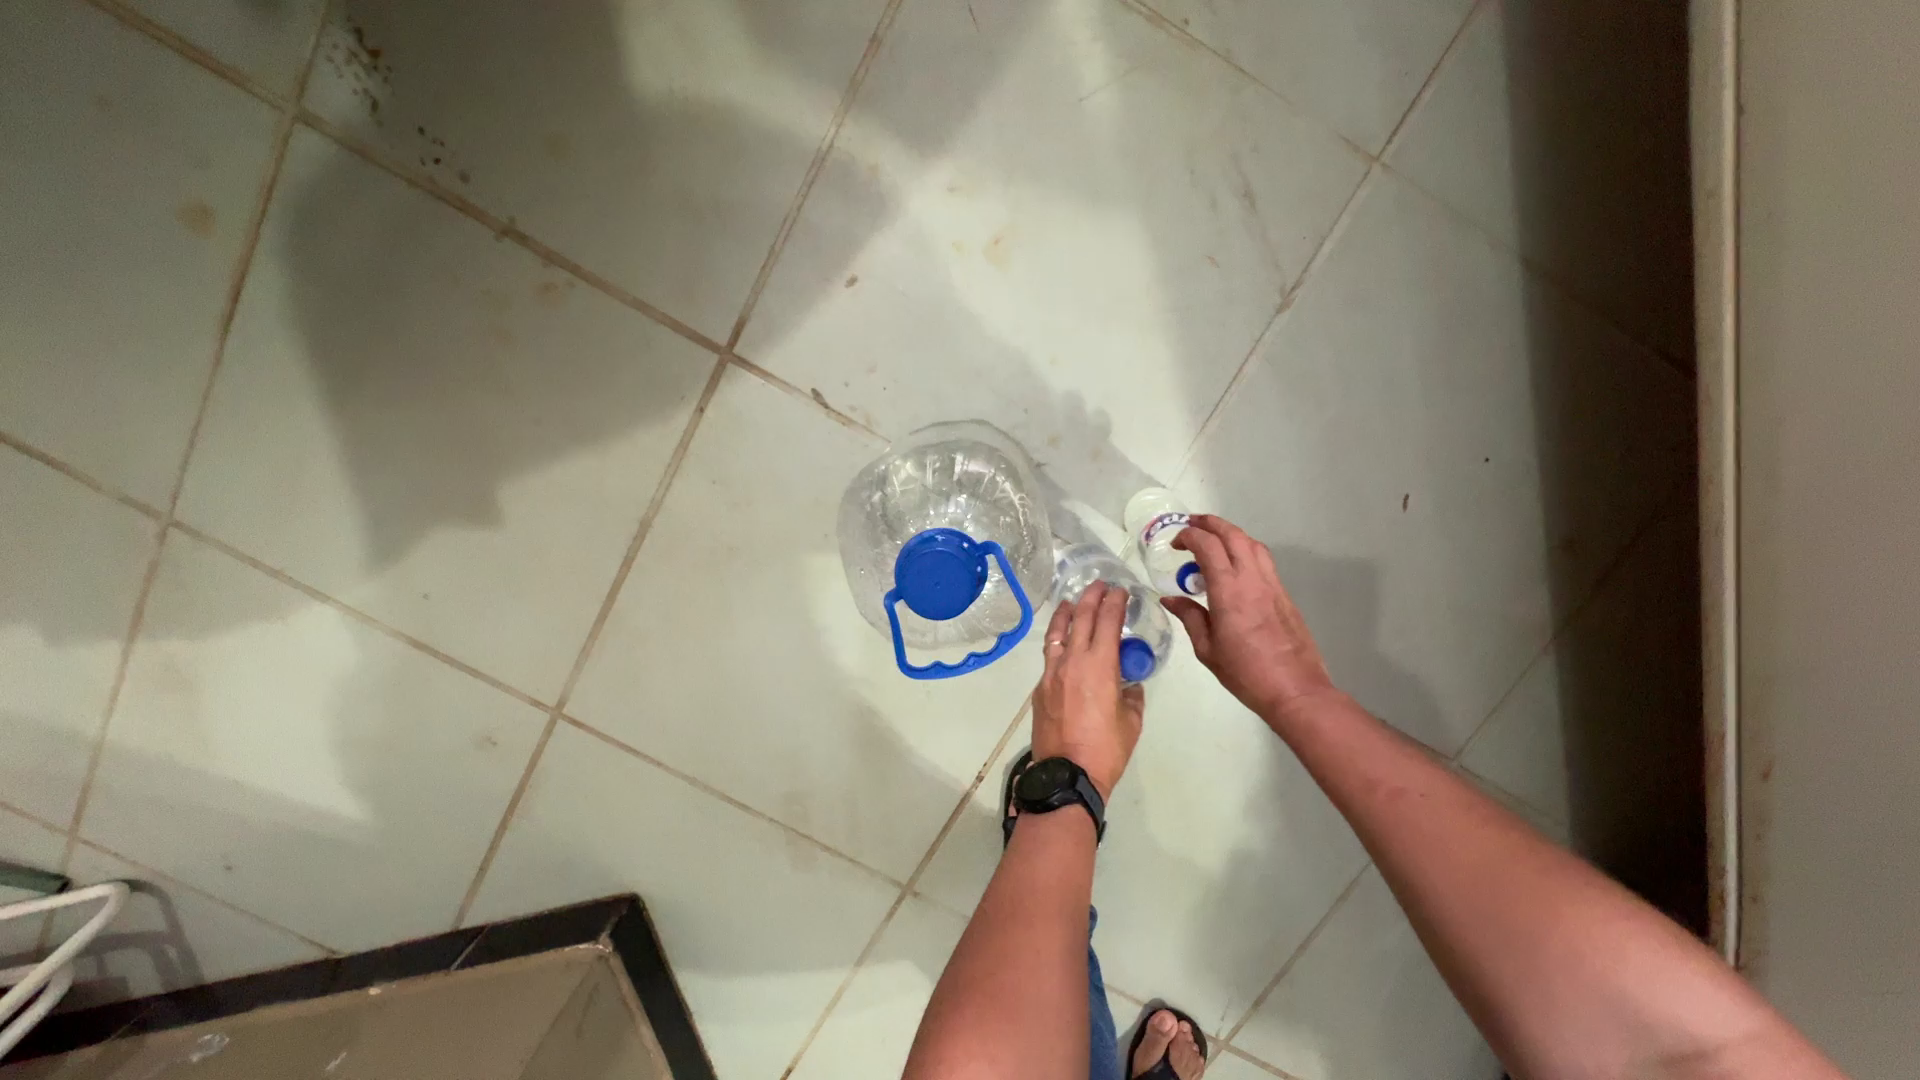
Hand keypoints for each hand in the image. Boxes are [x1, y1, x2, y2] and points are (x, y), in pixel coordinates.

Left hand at [1030, 582, 1144, 798]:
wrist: (1066, 774)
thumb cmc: (1106, 749)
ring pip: (1057, 633)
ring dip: (1066, 614)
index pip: (1107, 622)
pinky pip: (1049, 656)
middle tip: (1099, 585)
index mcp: (1100, 665)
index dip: (1115, 602)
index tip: (1120, 590)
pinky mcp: (1040, 689)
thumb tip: (1128, 685)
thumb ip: (1131, 696)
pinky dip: (1057, 642)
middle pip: (1080, 618)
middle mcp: (1072, 661)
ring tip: (1071, 602)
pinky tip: (1061, 643)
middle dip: (1091, 598)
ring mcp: (1051, 674)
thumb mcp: (1131, 721)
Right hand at [1163, 515, 1337, 720]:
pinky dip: (1245, 552)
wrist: (1295, 690)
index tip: (1175, 544)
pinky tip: (1234, 568)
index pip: (1207, 546)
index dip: (1189, 536)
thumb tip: (1171, 599)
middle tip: (1191, 527)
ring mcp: (1272, 585)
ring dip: (1230, 535)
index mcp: (1229, 591)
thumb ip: (1190, 617)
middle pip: (1233, 535)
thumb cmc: (1245, 673)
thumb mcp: (1207, 649)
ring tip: (1212, 543)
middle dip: (1210, 524)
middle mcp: (1252, 580)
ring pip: (1252, 544)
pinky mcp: (1284, 595)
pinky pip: (1263, 561)